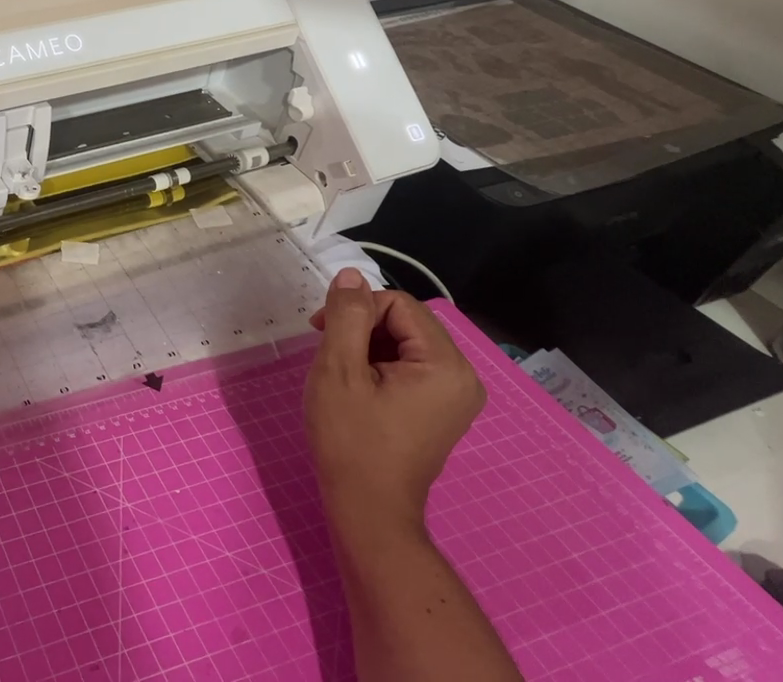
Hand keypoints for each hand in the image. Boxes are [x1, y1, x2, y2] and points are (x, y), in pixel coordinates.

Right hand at [304, 269, 485, 541]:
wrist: (368, 506)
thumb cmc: (350, 438)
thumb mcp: (339, 370)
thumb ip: (347, 317)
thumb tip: (351, 276)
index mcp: (446, 365)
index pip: (399, 305)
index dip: (355, 309)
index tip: (318, 331)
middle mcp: (463, 376)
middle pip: (406, 322)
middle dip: (362, 326)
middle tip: (325, 351)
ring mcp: (456, 396)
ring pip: (406, 344)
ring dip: (367, 346)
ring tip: (339, 374)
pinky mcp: (442, 411)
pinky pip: (411, 368)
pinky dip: (380, 366)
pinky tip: (356, 387)